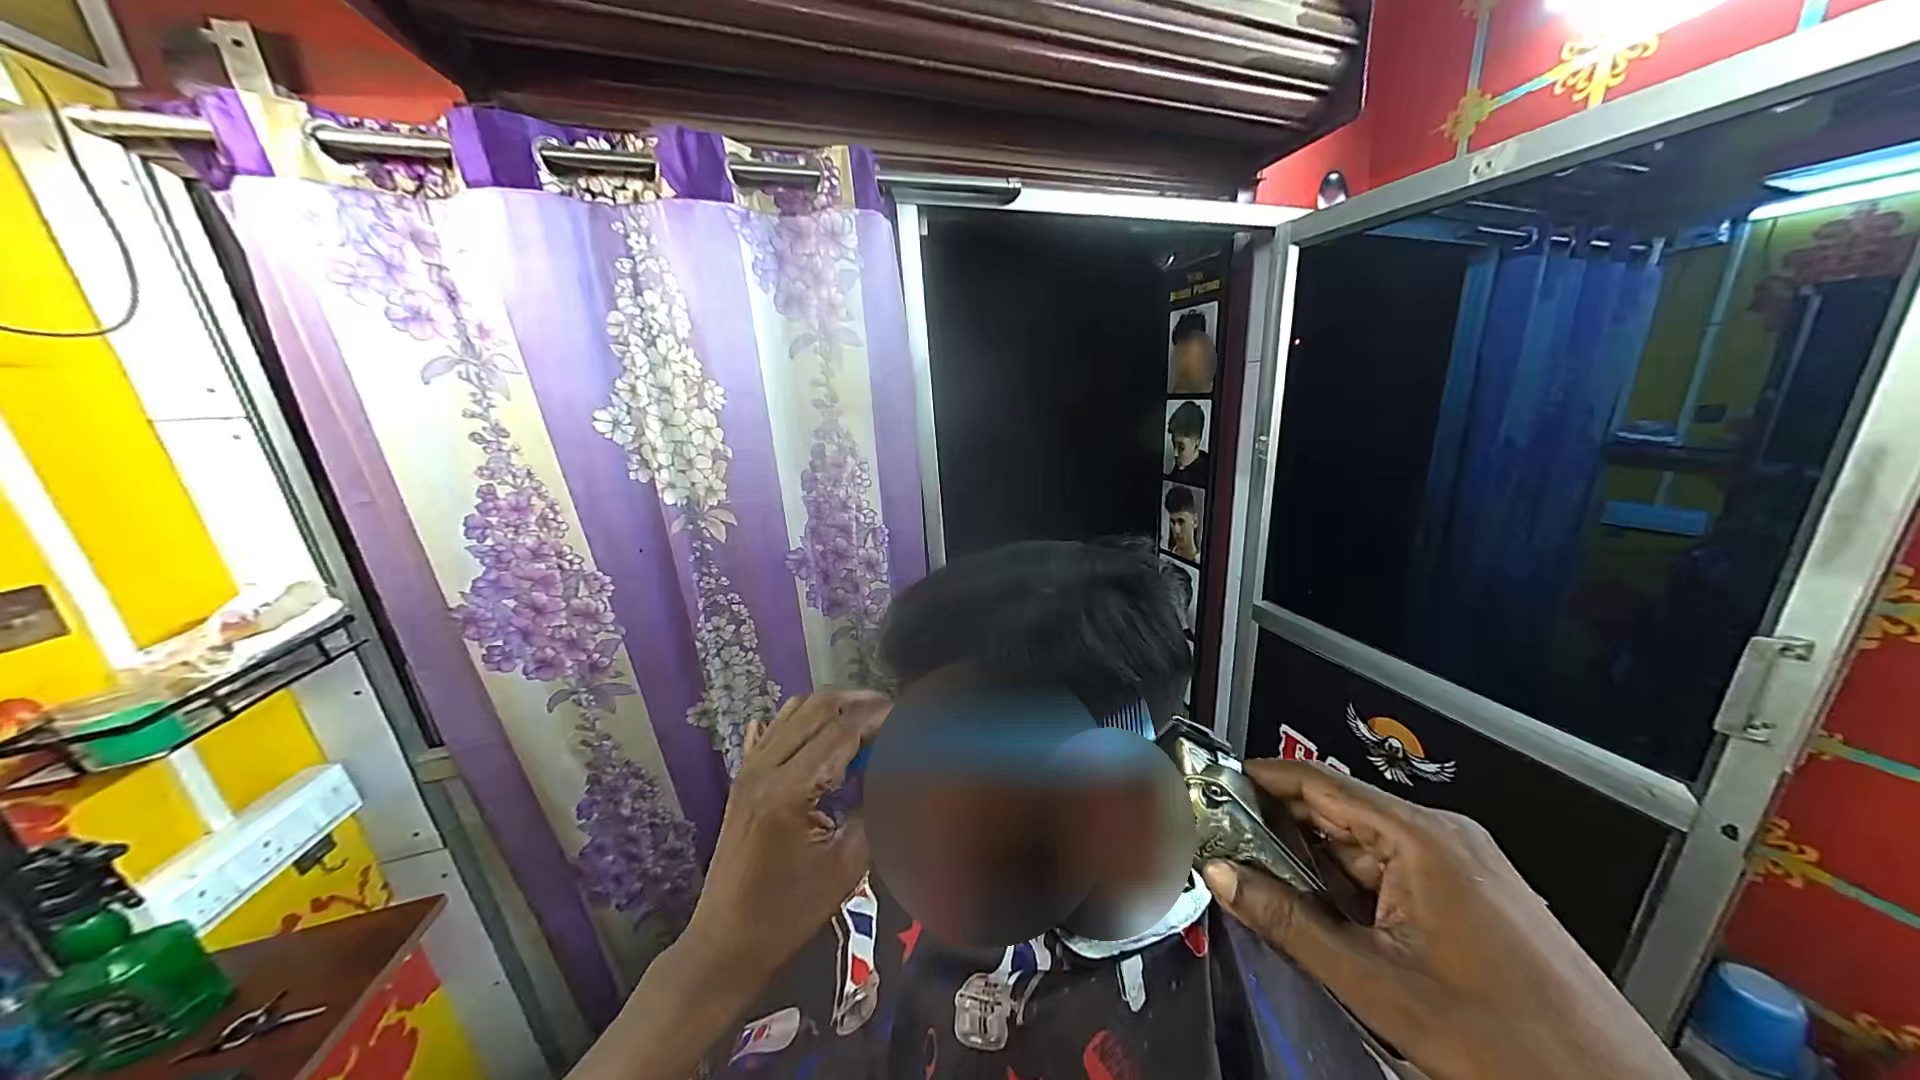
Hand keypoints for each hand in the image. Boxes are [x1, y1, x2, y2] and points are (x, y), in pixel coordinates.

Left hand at [680, 689, 890, 983]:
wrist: (724, 945)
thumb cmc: (788, 913)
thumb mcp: (846, 865)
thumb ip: (876, 812)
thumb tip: (900, 775)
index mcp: (790, 789)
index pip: (843, 732)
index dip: (880, 717)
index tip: (910, 714)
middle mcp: (765, 767)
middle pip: (817, 709)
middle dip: (858, 702)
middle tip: (893, 711)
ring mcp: (749, 770)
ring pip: (794, 713)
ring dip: (832, 708)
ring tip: (866, 718)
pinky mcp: (743, 779)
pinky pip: (774, 730)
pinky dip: (802, 720)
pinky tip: (823, 731)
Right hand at [1201, 761, 1684, 1079]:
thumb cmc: (1519, 1047)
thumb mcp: (1378, 982)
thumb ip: (1289, 922)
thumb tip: (1225, 877)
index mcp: (1423, 839)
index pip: (1318, 782)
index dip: (1260, 779)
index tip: (1217, 787)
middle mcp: (1443, 837)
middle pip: (1335, 811)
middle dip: (1278, 830)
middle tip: (1230, 852)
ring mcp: (1459, 863)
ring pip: (1360, 843)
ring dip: (1313, 863)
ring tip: (1271, 891)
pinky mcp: (1468, 890)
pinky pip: (1389, 868)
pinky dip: (1349, 885)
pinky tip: (1328, 916)